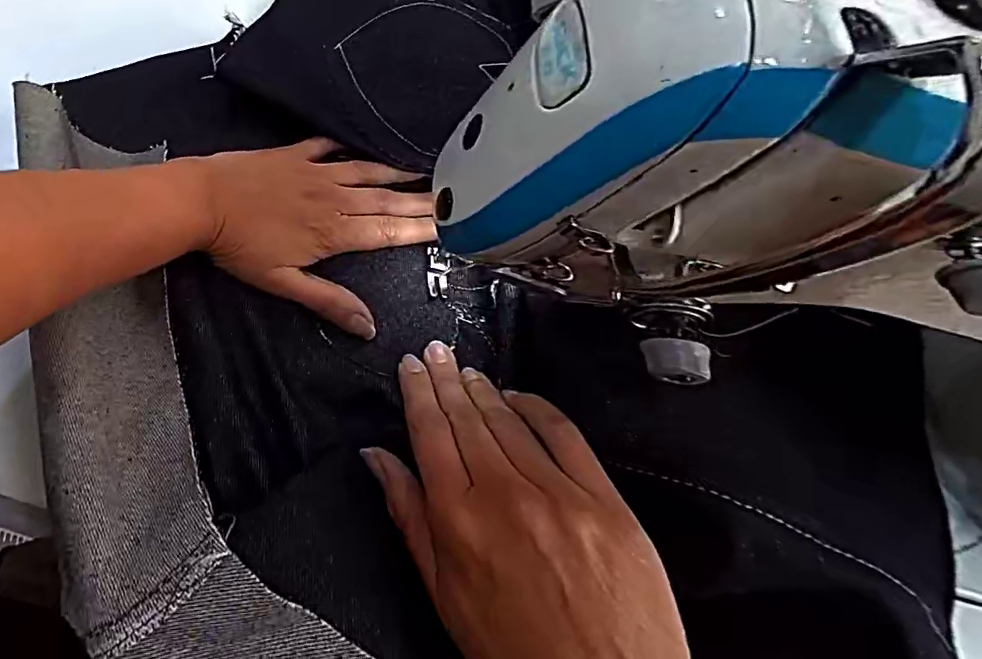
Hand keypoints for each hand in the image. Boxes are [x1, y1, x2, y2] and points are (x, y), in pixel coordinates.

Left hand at [197, 138, 434, 338]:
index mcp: (332, 232)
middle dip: (419, 200)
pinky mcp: (295, 154)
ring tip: (421, 170)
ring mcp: (315, 172)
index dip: (418, 229)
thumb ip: (327, 301)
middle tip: (449, 197)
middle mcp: (332, 198)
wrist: (204, 200)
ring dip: (394, 172)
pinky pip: (328, 147)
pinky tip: (359, 146)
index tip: (447, 226)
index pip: (386, 231)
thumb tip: (368, 326)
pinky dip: (347, 147)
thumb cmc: (239, 246)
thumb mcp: (282, 283)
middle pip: (384, 200)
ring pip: (364, 171)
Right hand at [362, 342, 691, 658]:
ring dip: (483, 389)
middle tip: (435, 353)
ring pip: (508, 419)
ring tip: (467, 371)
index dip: (417, 392)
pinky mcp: (602, 498)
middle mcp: (504, 497)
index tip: (411, 368)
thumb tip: (379, 461)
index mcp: (460, 521)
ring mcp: (557, 493)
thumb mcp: (445, 595)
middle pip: (466, 417)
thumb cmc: (521, 654)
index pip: (430, 432)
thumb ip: (409, 517)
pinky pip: (563, 432)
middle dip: (445, 378)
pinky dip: (537, 406)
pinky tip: (521, 396)